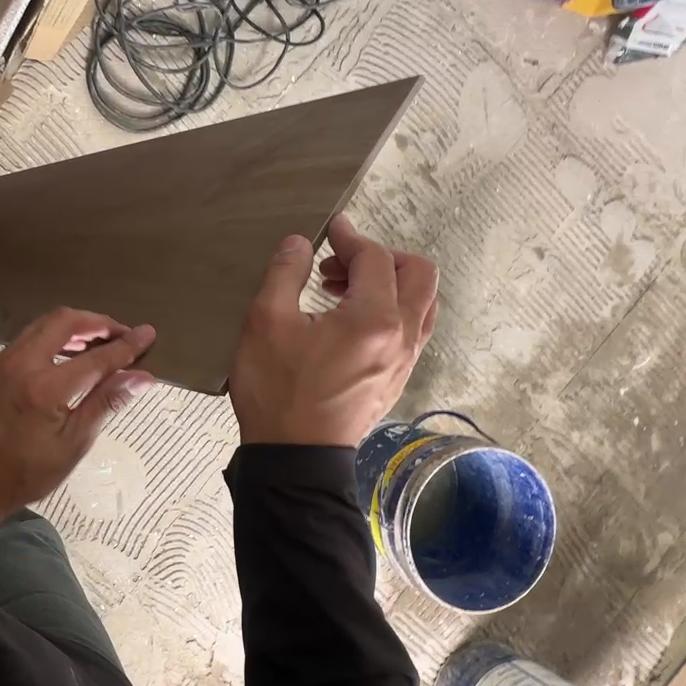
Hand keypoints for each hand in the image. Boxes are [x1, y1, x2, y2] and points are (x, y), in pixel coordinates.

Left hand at [0, 308, 156, 520]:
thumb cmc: (27, 470)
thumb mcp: (74, 442)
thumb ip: (106, 402)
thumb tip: (142, 377)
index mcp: (44, 388)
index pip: (95, 357)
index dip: (125, 345)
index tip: (148, 334)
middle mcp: (21, 363)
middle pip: (64, 321)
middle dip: (97, 323)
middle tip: (121, 335)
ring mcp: (3, 360)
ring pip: (44, 324)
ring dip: (74, 326)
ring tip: (100, 341)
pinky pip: (29, 337)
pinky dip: (53, 336)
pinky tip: (69, 352)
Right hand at [230, 214, 438, 447]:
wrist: (295, 455)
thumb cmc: (277, 387)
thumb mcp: (266, 322)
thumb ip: (284, 274)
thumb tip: (300, 244)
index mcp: (374, 318)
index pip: (375, 259)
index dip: (350, 237)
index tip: (329, 229)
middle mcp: (402, 337)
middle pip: (419, 276)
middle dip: (380, 257)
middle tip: (336, 263)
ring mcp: (404, 361)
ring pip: (420, 304)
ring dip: (385, 283)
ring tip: (337, 289)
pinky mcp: (395, 379)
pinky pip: (409, 329)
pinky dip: (386, 309)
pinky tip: (344, 320)